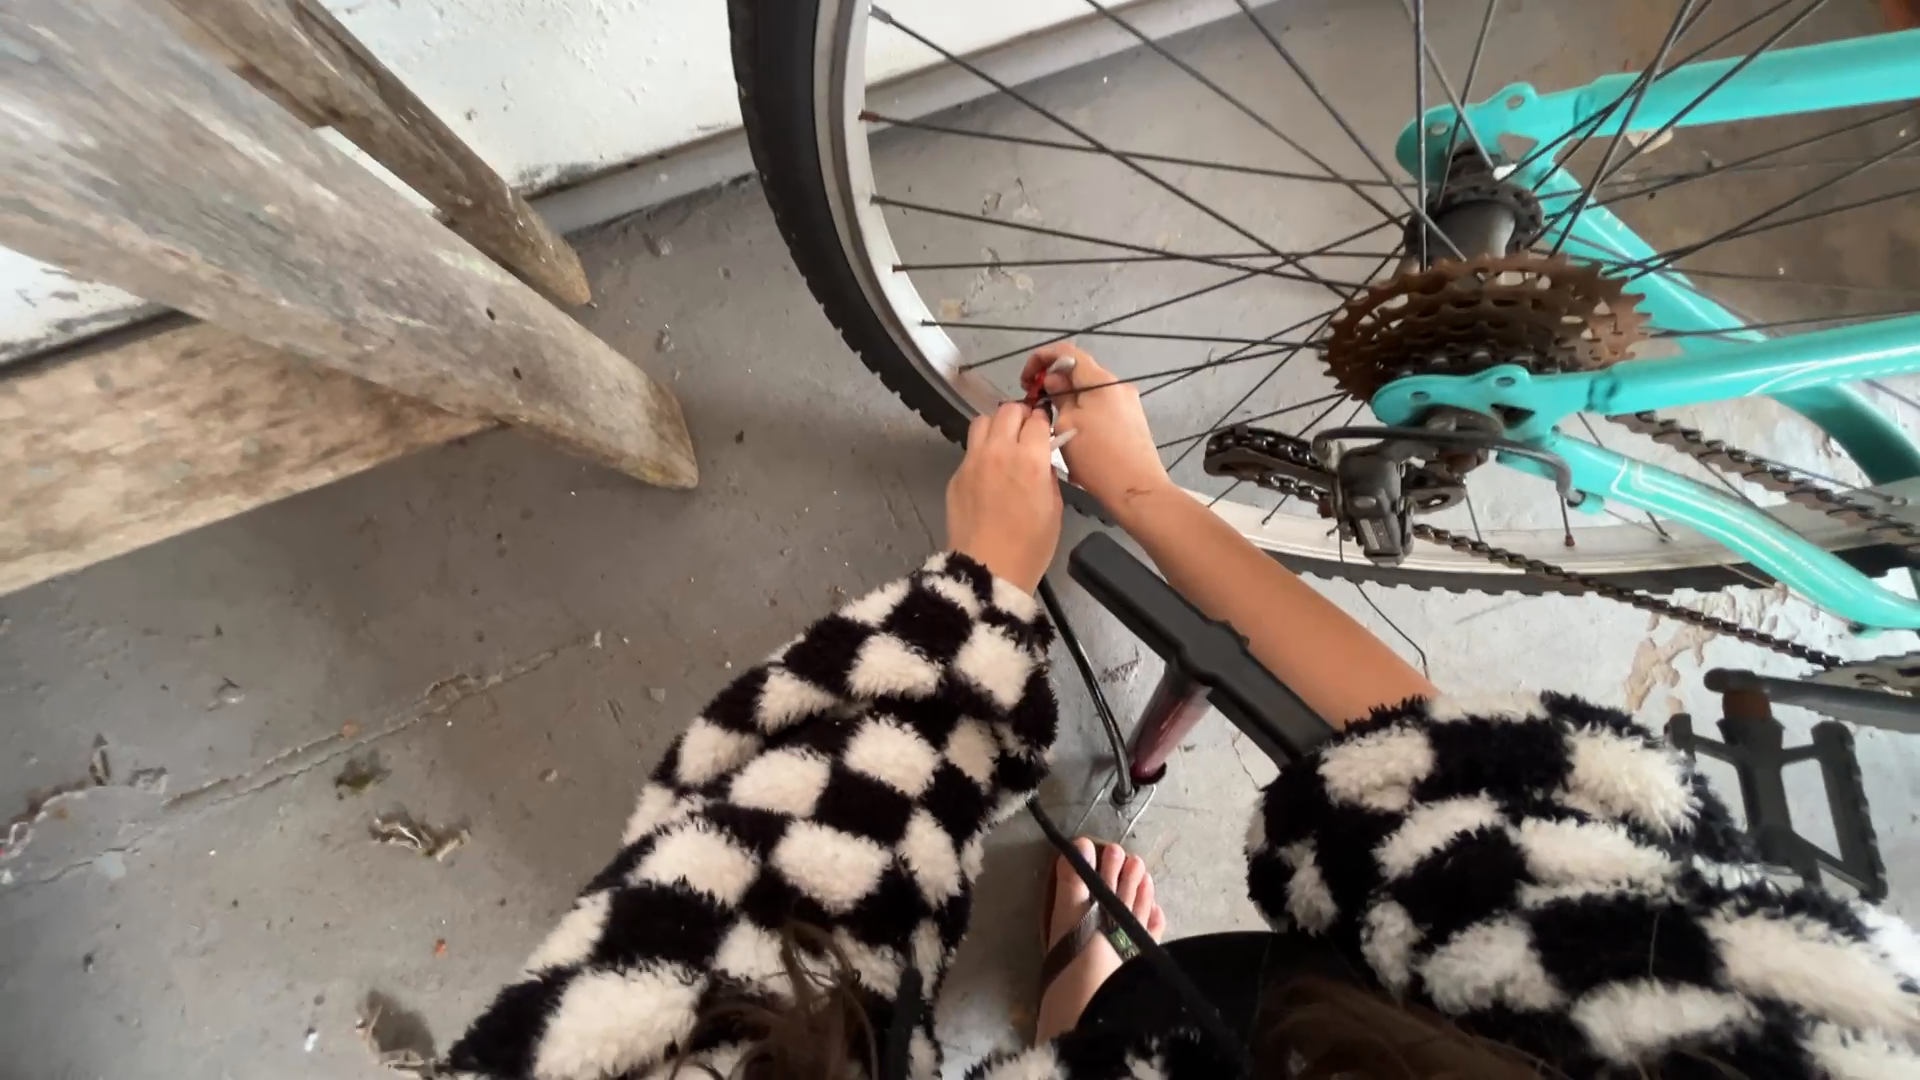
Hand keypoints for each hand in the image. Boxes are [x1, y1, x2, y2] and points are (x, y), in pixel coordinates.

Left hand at [946, 402, 1062, 592]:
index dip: (1043, 422)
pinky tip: (988, 472)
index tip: (1045, 430)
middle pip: (1007, 410)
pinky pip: (970, 450)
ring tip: (1003, 444)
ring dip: (996, 426)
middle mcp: (999, 452)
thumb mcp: (1054, 509)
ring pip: (981, 421)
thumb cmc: (1030, 547)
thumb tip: (1041, 461)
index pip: (1036, 419)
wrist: (987, 571)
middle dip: (1020, 416)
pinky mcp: (956, 476)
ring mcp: (972, 462)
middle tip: (1025, 431)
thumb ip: (1048, 476)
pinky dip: (981, 452)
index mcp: (1030, 460)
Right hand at [1020, 343, 1171, 516]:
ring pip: (1089, 391)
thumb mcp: (1066, 426)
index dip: (1041, 359)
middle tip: (1035, 402)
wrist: (1137, 490)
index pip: (1067, 352)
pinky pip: (1101, 406)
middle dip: (1053, 382)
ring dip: (1067, 399)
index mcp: (1100, 381)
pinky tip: (1073, 433)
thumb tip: (1051, 380)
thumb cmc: (1097, 459)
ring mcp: (1127, 402)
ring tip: (1052, 421)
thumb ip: (1057, 397)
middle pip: (1079, 371)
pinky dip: (1082, 411)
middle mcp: (1117, 386)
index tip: (1026, 379)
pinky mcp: (1131, 420)